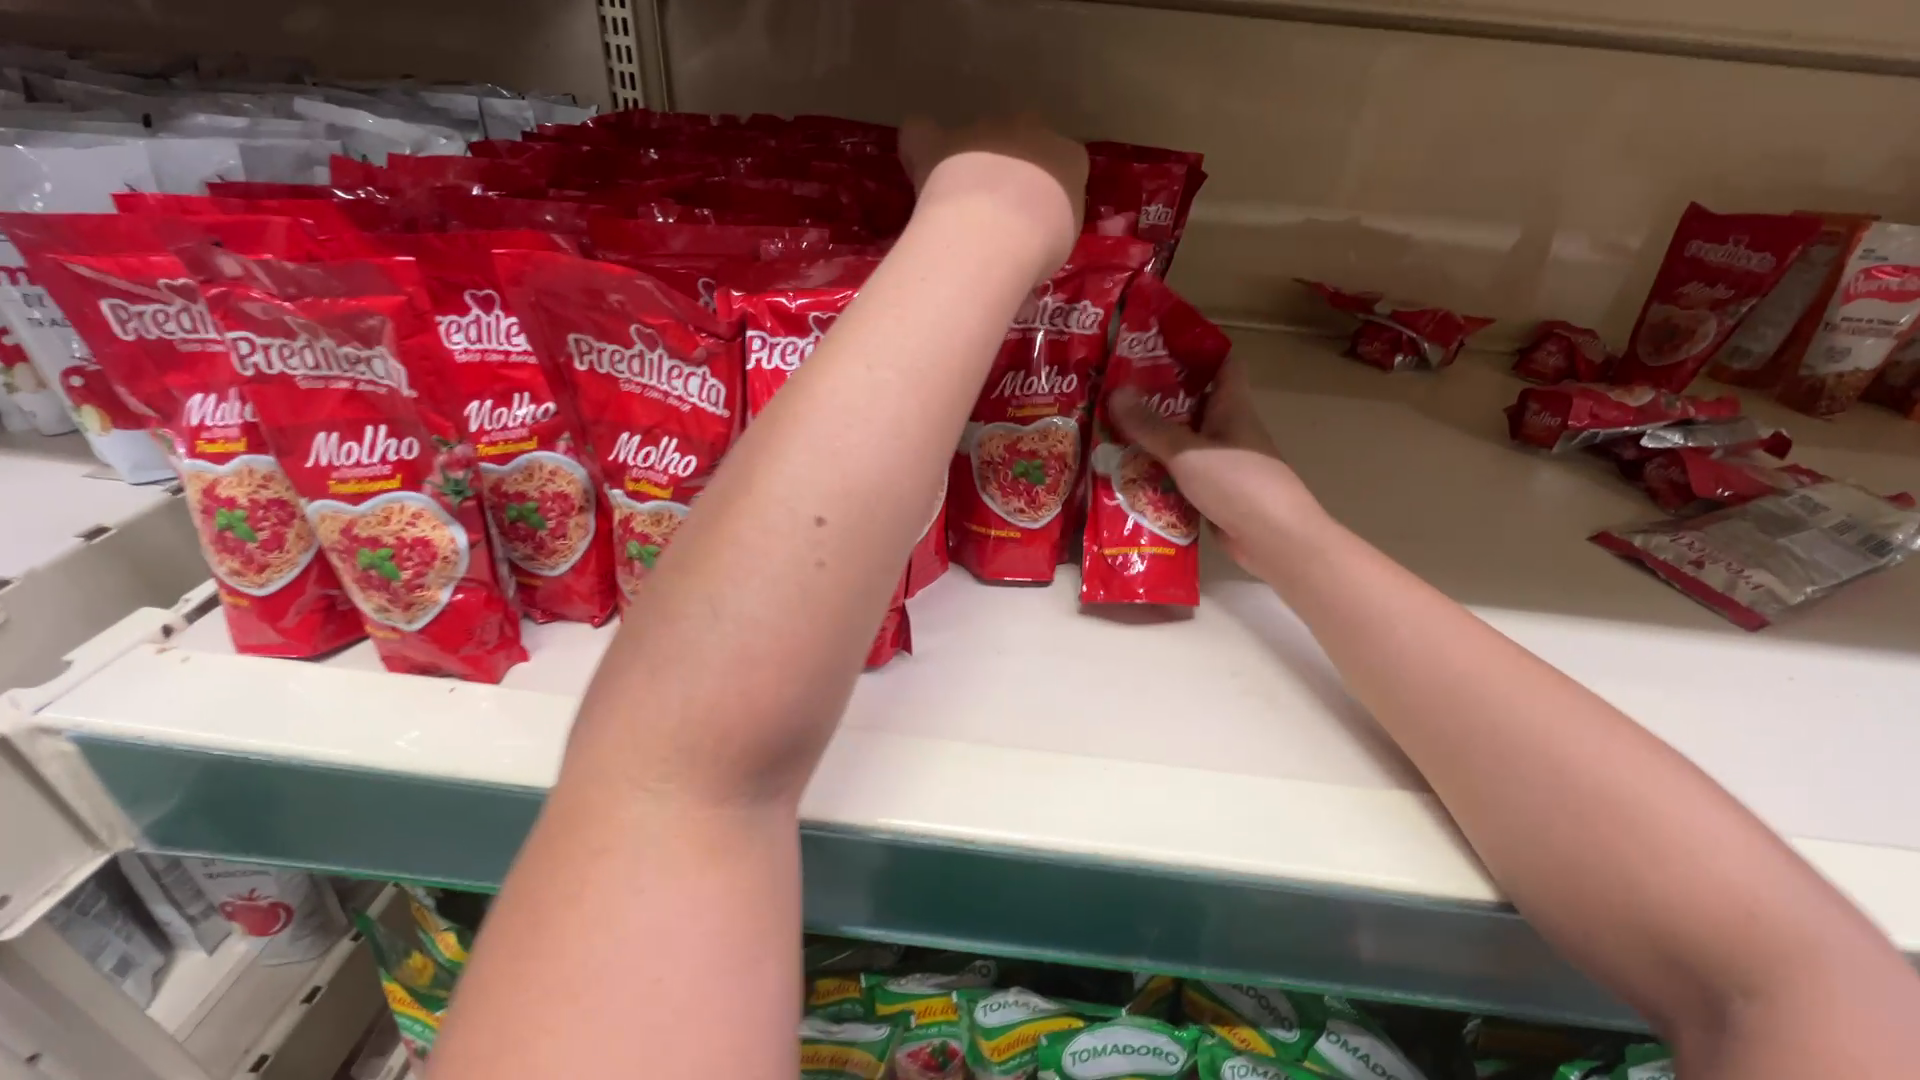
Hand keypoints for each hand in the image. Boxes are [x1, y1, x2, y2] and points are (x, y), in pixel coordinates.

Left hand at [899, 113, 1085, 282]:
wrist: (995, 234)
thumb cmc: (1040, 247)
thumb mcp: (1060, 248)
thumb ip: (1049, 235)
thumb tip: (1030, 263)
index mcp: (1067, 157)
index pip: (1066, 161)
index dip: (1050, 189)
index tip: (1041, 219)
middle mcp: (1028, 129)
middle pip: (1020, 142)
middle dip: (1011, 169)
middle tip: (999, 215)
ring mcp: (982, 131)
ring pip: (975, 138)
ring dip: (968, 162)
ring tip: (958, 206)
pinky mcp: (938, 142)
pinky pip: (922, 132)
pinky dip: (919, 147)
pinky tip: (918, 168)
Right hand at [1110, 359, 1324, 580]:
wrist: (1274, 539)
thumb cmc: (1238, 483)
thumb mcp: (1187, 450)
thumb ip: (1150, 425)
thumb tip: (1115, 391)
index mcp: (1232, 406)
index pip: (1221, 362)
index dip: (1195, 347)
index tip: (1157, 341)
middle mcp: (1228, 428)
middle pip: (1192, 402)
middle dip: (1157, 395)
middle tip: (1114, 388)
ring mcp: (1222, 462)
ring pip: (1183, 439)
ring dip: (1152, 436)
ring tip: (1110, 427)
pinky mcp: (1213, 491)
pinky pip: (1180, 473)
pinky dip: (1157, 470)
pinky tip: (1126, 471)